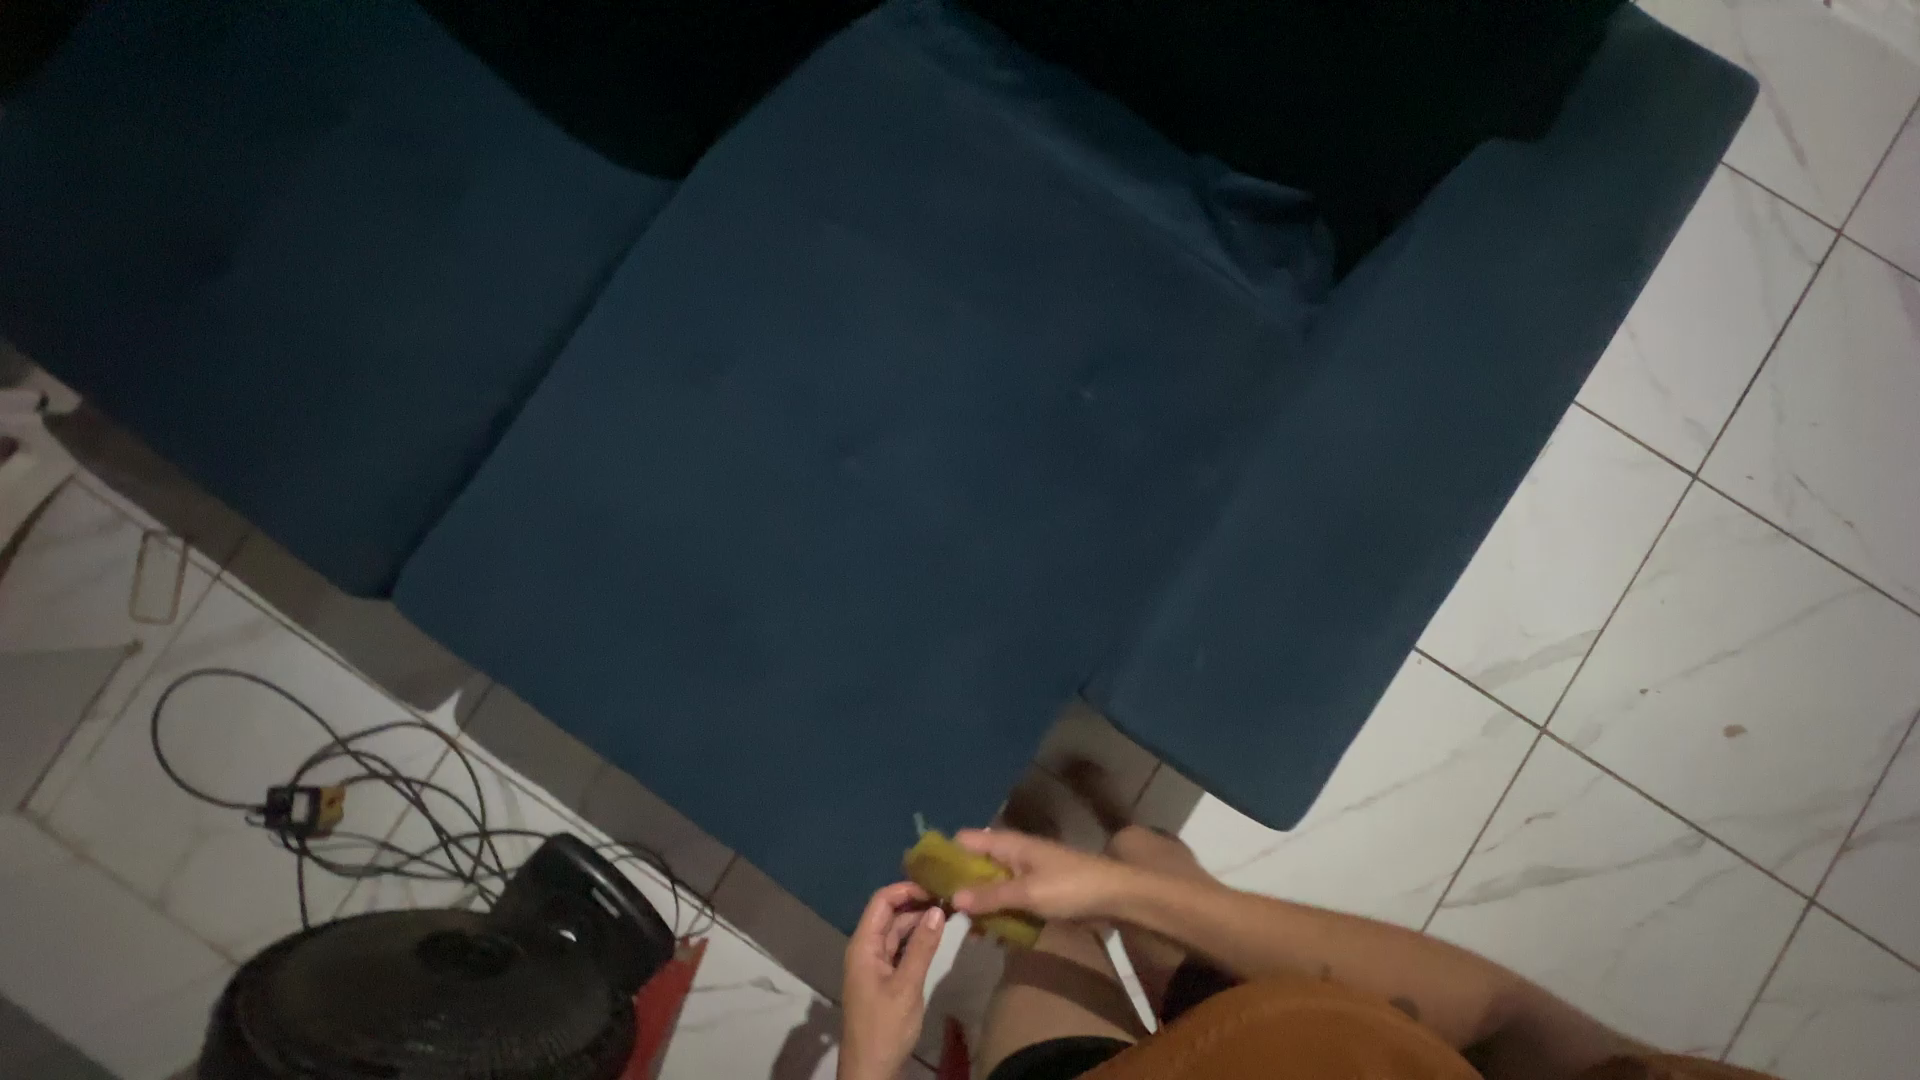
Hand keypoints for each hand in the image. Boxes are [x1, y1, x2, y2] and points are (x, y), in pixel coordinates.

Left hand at [840, 882, 945, 1079]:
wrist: (870, 1072)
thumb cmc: (884, 1028)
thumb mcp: (906, 986)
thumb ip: (922, 947)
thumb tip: (938, 908)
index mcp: (863, 945)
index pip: (882, 901)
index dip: (907, 889)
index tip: (936, 887)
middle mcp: (867, 948)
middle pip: (890, 913)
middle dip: (918, 902)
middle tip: (950, 897)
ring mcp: (875, 963)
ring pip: (898, 930)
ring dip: (920, 920)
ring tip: (950, 911)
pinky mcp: (885, 977)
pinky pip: (901, 948)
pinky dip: (918, 939)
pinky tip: (938, 934)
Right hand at [950, 829, 1140, 921]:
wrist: (1116, 896)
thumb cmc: (1070, 886)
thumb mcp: (1028, 893)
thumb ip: (990, 896)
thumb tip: (952, 896)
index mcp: (1008, 844)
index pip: (964, 841)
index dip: (942, 856)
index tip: (922, 879)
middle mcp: (1011, 854)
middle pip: (973, 864)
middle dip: (956, 885)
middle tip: (937, 911)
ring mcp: (1024, 873)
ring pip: (989, 885)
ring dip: (976, 903)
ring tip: (963, 930)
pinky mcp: (1035, 891)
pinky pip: (1006, 899)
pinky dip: (995, 912)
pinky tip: (988, 935)